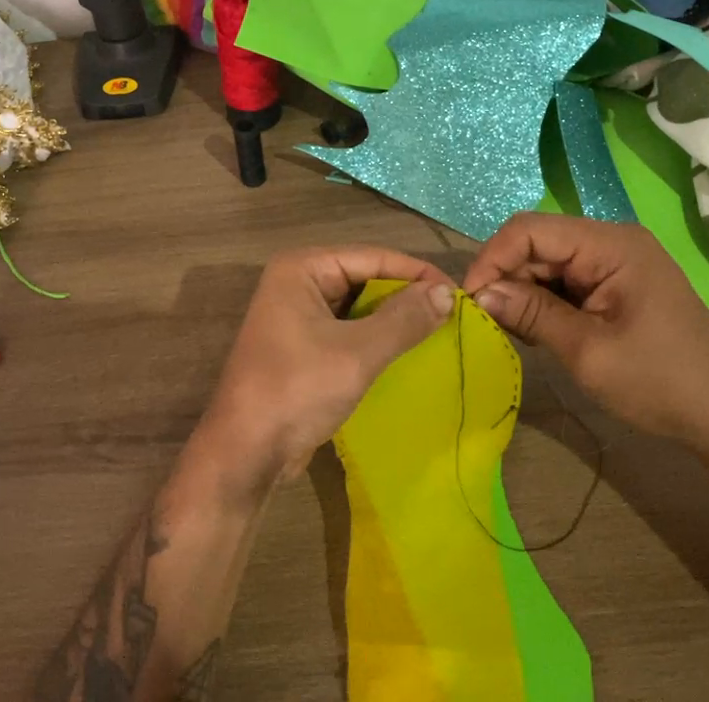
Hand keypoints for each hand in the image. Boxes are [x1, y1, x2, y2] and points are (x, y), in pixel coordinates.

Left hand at [198, 246, 453, 488]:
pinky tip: (409, 354)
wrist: (247, 451)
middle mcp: (297, 283)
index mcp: (302, 269)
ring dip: (394, 320)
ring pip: (359, 307)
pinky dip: (377, 340)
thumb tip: (447, 294)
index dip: (417, 273)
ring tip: (441, 334)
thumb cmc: (297, 390)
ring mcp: (297, 316)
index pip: (372, 257)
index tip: (461, 294)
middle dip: (407, 296)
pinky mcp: (302, 347)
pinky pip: (348, 332)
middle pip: (365, 278)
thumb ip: (404, 320)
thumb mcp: (357, 353)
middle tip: (456, 316)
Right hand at [463, 213, 708, 454]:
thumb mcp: (587, 351)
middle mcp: (612, 241)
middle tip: (487, 323)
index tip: (471, 301)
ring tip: (513, 332)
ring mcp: (616, 262)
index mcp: (611, 245)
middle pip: (537, 243)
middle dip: (505, 277)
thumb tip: (478, 293)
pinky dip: (543, 302)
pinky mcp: (616, 285)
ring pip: (546, 262)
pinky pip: (564, 280)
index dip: (492, 259)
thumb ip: (531, 313)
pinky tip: (539, 333)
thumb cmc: (661, 384)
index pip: (529, 230)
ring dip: (522, 292)